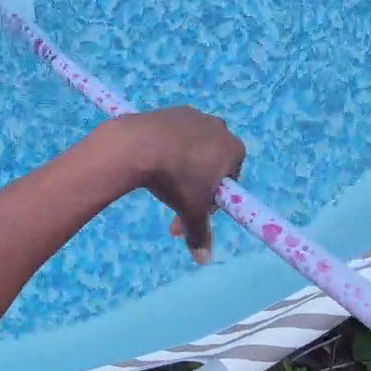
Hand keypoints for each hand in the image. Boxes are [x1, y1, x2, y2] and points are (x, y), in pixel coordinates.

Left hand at [100, 107, 245, 263]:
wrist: (137, 145)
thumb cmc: (175, 179)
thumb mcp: (191, 210)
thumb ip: (200, 233)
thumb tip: (204, 259)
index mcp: (233, 148)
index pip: (230, 179)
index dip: (212, 200)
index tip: (192, 211)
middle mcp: (218, 127)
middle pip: (210, 164)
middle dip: (194, 187)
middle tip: (174, 204)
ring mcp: (192, 116)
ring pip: (190, 150)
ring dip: (179, 170)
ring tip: (158, 185)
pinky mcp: (167, 111)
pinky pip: (171, 138)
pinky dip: (164, 152)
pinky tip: (149, 164)